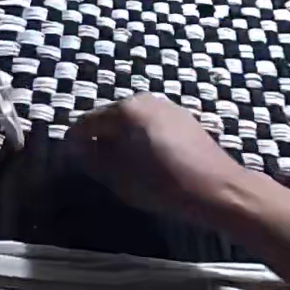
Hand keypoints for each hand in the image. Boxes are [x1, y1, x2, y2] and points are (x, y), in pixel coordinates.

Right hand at [66, 94, 257, 224]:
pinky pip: (149, 123)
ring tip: (115, 160)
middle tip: (90, 160)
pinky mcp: (182, 118)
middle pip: (110, 116)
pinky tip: (141, 157)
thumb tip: (79, 149)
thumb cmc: (166, 184)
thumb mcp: (121, 177)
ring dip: (119, 136)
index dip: (75, 139)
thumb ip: (94, 159)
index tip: (67, 155)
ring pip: (131, 119)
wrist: (221, 190)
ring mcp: (166, 106)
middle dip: (98, 135)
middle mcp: (145, 99)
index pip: (88, 121)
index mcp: (127, 109)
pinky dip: (139, 135)